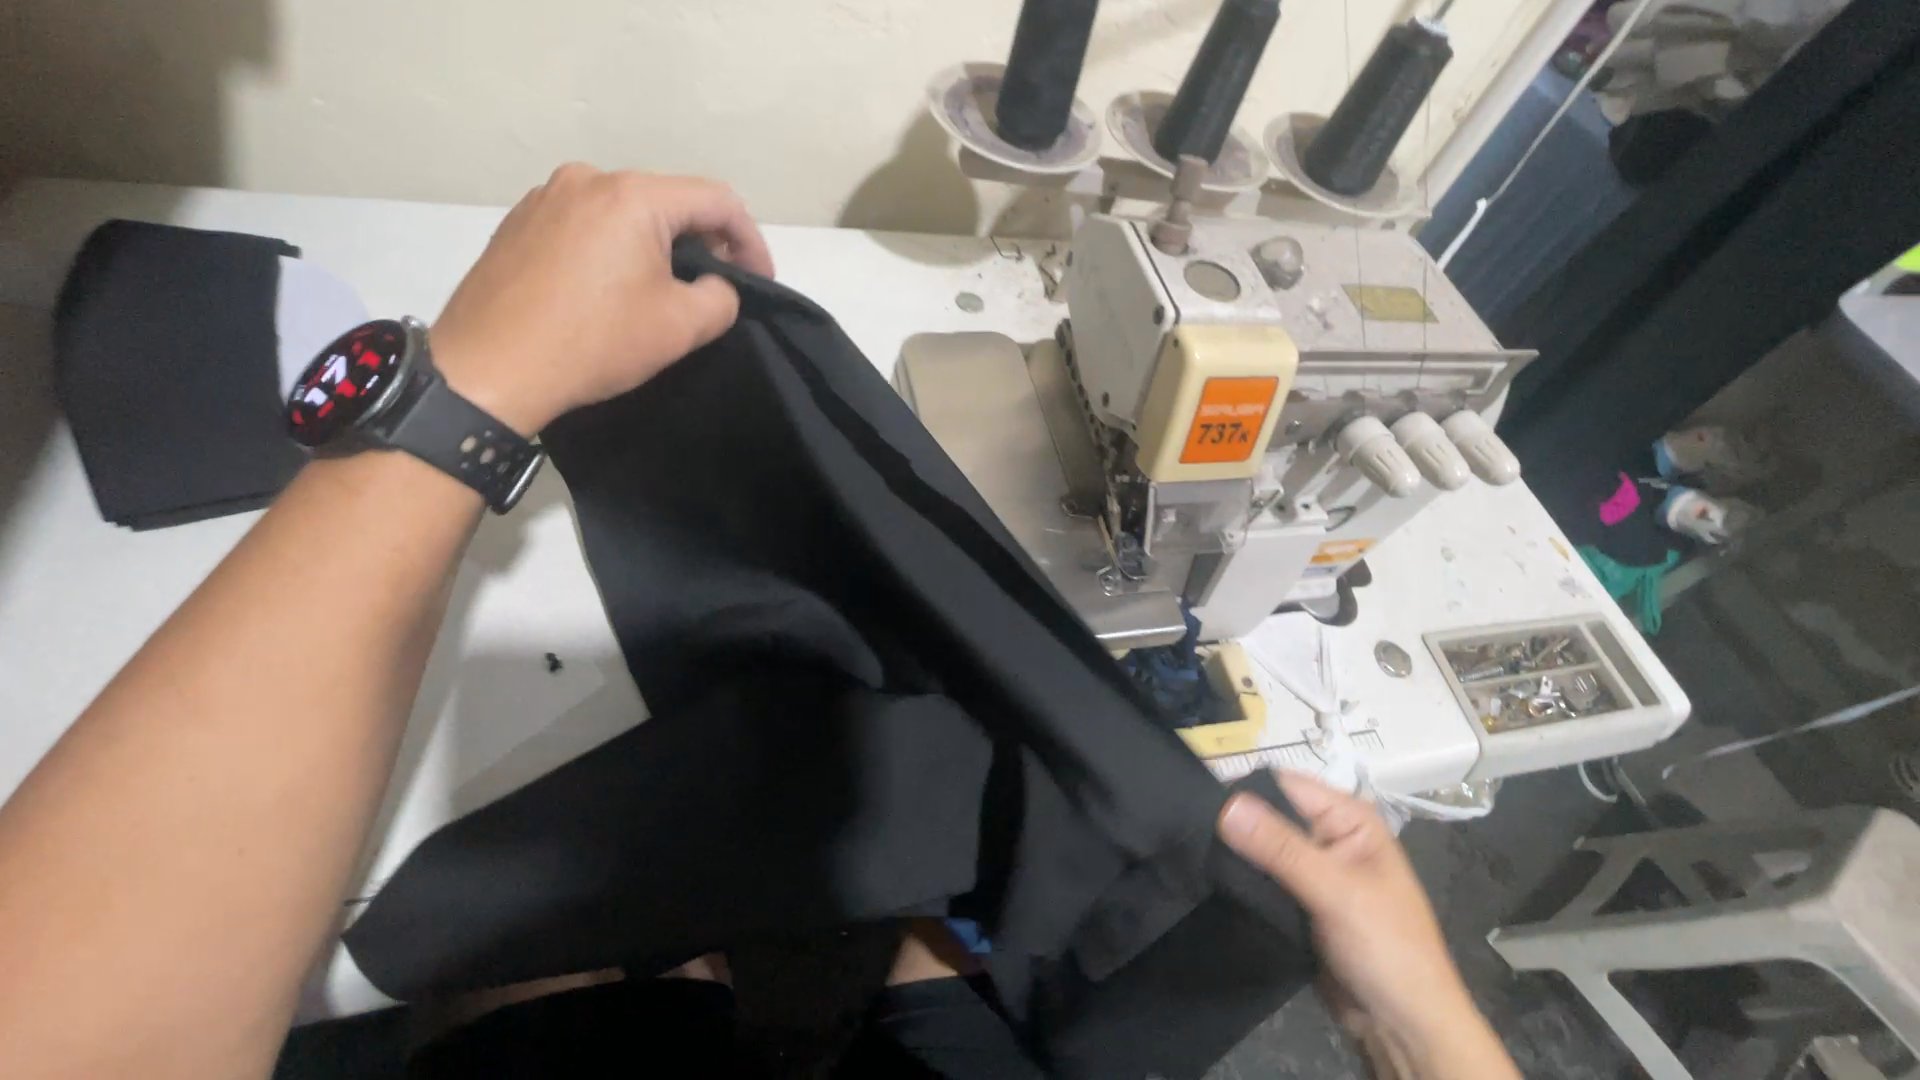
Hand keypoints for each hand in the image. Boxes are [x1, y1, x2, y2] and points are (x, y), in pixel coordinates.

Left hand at [430, 164, 775, 435]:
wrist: (489, 369)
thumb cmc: (594, 342)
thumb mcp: (681, 326)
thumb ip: (722, 297)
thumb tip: (716, 286)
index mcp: (633, 196)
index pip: (718, 201)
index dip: (751, 241)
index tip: (760, 283)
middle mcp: (588, 178)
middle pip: (670, 201)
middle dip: (705, 243)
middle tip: (718, 289)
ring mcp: (547, 197)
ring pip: (627, 213)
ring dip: (659, 247)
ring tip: (665, 292)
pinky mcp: (520, 223)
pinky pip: (588, 225)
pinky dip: (616, 250)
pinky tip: (613, 291)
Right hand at [1218, 771, 1517, 1079]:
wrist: (1405, 1029)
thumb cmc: (1388, 951)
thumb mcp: (1336, 892)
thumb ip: (1280, 848)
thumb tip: (1225, 804)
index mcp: (1349, 818)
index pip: (1283, 784)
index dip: (1242, 789)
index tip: (1194, 801)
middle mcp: (1328, 835)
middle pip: (1268, 813)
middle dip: (1232, 821)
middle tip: (1186, 831)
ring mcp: (1312, 869)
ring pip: (1259, 846)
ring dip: (1233, 852)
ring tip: (1190, 853)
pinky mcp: (1297, 900)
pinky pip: (1260, 877)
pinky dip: (1240, 878)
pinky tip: (1209, 877)